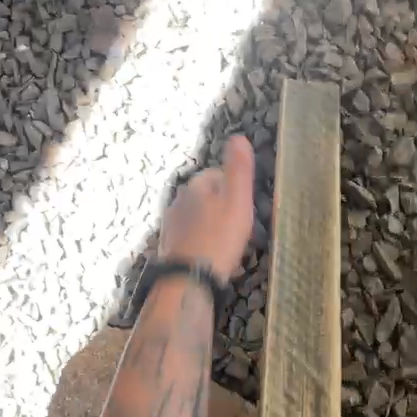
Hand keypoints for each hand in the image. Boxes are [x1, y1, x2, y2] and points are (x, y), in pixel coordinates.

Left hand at [157, 135, 255, 279]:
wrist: (189, 280)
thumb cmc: (219, 238)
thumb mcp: (238, 200)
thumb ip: (238, 169)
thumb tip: (238, 137)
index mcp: (195, 185)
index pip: (218, 176)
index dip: (236, 190)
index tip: (246, 209)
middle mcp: (178, 200)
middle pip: (208, 198)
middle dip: (224, 210)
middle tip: (241, 231)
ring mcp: (171, 225)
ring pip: (199, 219)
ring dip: (214, 228)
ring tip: (230, 248)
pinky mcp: (169, 246)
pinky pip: (193, 239)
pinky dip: (204, 245)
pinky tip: (214, 260)